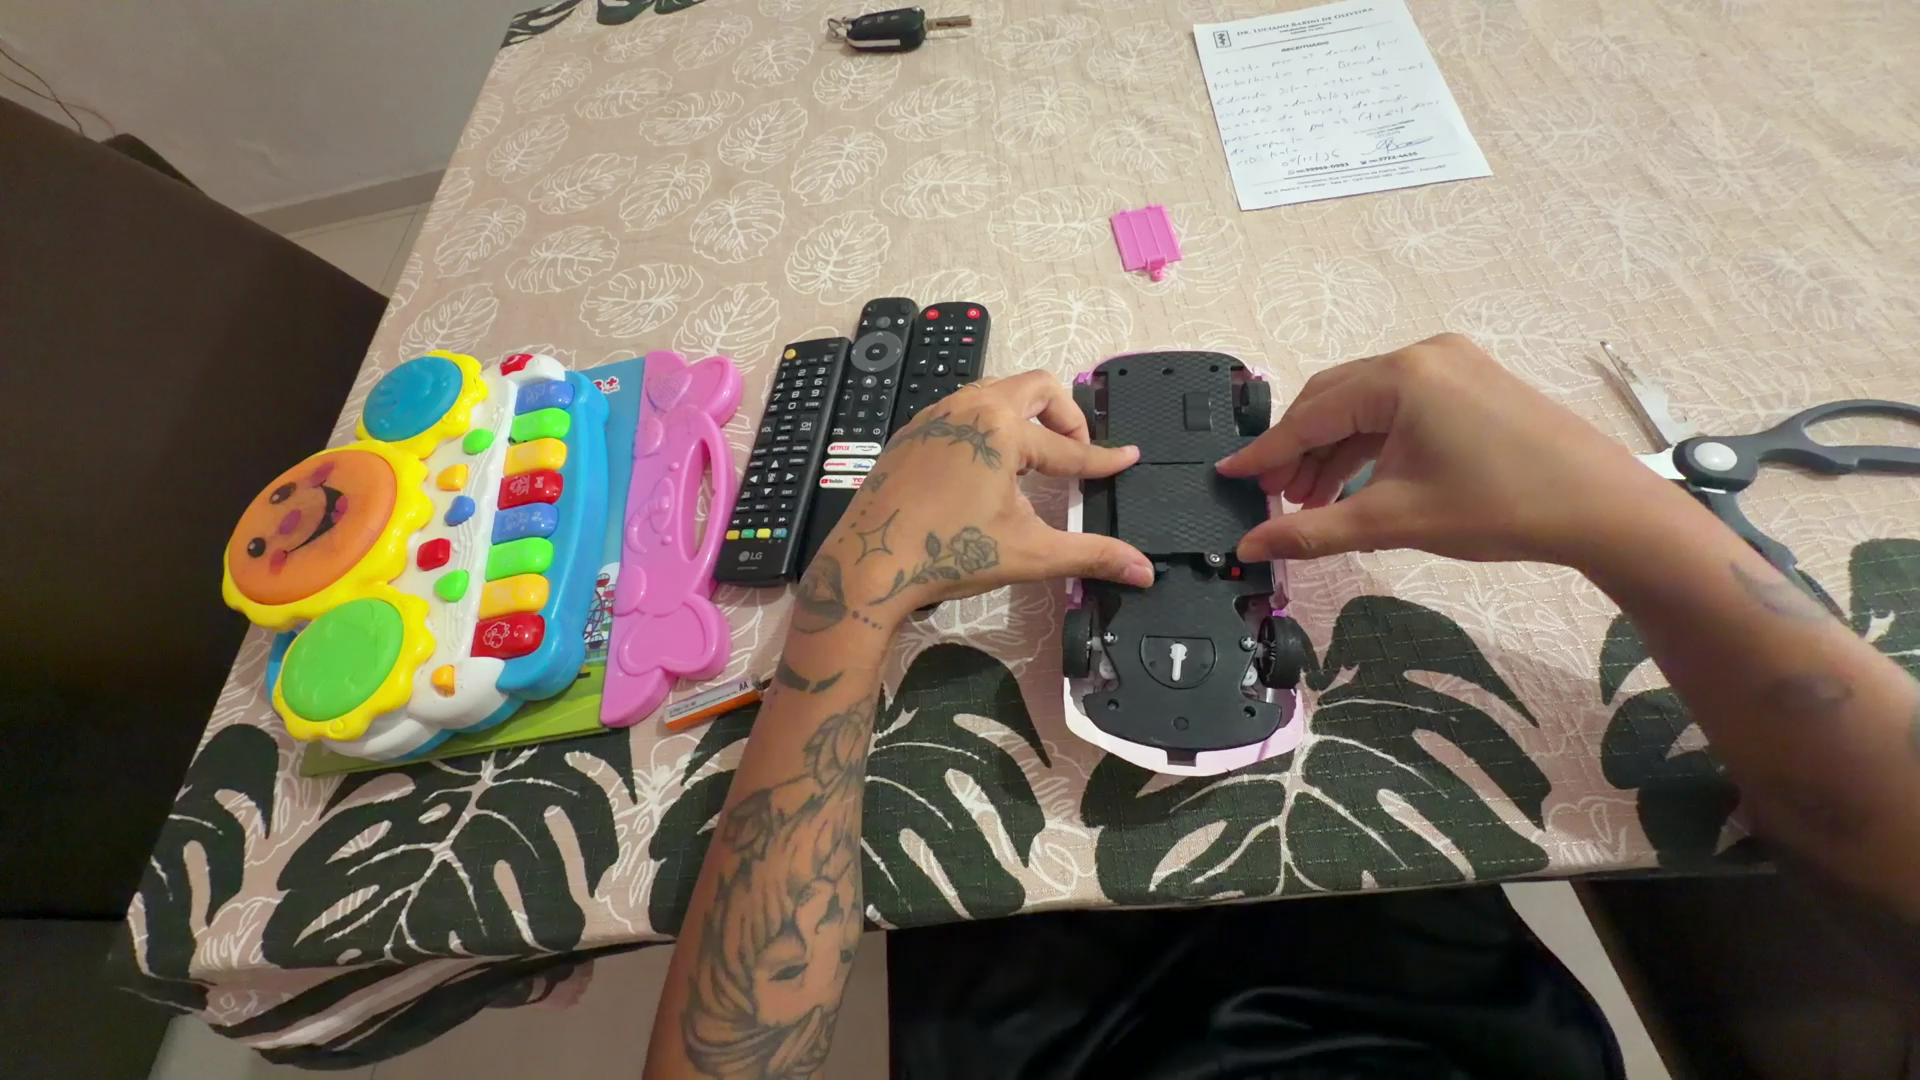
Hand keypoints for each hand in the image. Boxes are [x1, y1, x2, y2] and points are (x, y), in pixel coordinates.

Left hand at [792, 371, 1154, 634]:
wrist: (869, 563)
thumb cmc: (950, 553)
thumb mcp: (1030, 552)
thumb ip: (1091, 554)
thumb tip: (1145, 571)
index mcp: (1001, 427)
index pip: (1068, 448)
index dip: (1103, 460)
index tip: (1128, 459)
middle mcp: (968, 406)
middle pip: (1036, 387)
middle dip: (1066, 418)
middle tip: (1074, 457)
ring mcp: (934, 415)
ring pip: (995, 393)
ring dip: (1025, 418)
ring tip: (1034, 462)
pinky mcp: (911, 433)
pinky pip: (963, 410)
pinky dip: (989, 426)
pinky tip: (986, 468)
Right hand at [1218, 333, 1693, 568]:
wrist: (1608, 511)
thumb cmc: (1498, 508)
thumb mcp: (1393, 521)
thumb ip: (1310, 531)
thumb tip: (1249, 545)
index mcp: (1400, 377)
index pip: (1309, 416)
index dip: (1264, 452)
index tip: (1227, 473)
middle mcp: (1421, 356)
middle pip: (1331, 401)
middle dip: (1297, 451)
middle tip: (1273, 497)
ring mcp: (1449, 364)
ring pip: (1361, 406)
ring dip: (1329, 450)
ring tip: (1309, 500)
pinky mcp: (1468, 382)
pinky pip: (1394, 408)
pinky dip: (1365, 444)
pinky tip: (1352, 482)